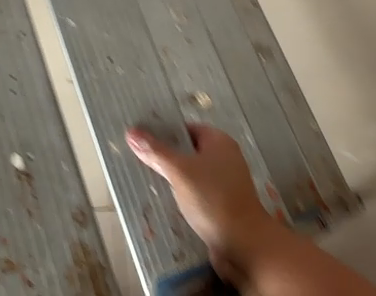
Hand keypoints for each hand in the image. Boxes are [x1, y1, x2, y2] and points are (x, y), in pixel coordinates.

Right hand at [127, 124, 285, 280]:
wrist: (244, 246)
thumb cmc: (213, 199)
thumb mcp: (179, 172)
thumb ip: (156, 152)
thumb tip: (131, 132)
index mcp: (219, 142)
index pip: (186, 129)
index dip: (165, 133)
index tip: (142, 140)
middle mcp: (225, 159)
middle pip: (188, 152)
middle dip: (166, 158)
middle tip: (140, 161)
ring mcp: (226, 184)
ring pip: (192, 175)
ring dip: (174, 179)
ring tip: (148, 181)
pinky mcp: (223, 206)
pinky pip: (198, 194)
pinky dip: (183, 197)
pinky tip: (166, 203)